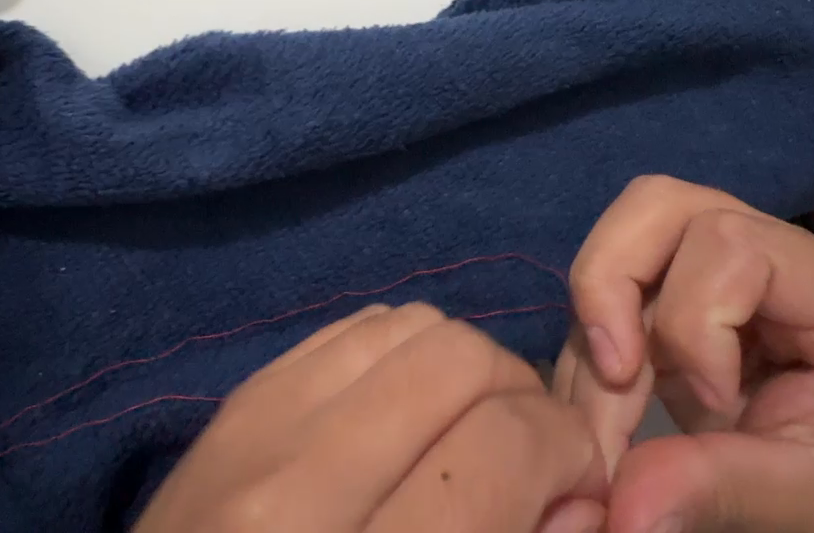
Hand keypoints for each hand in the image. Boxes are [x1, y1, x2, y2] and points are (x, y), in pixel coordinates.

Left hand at [136, 303, 609, 532]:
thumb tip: (578, 487)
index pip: (500, 441)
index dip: (568, 451)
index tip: (578, 485)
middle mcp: (294, 490)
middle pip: (456, 357)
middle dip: (522, 395)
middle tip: (531, 455)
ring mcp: (252, 430)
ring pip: (405, 323)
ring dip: (463, 366)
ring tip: (470, 427)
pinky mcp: (235, 402)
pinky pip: (351, 328)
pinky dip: (402, 353)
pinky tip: (408, 409)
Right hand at [553, 177, 813, 532]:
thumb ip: (716, 488)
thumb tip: (615, 513)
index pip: (733, 242)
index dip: (693, 316)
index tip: (712, 403)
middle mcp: (778, 254)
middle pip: (662, 204)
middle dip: (611, 283)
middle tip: (616, 375)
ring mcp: (728, 264)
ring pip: (627, 230)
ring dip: (596, 312)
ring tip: (609, 404)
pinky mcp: (688, 289)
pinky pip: (616, 282)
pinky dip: (594, 339)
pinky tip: (608, 406)